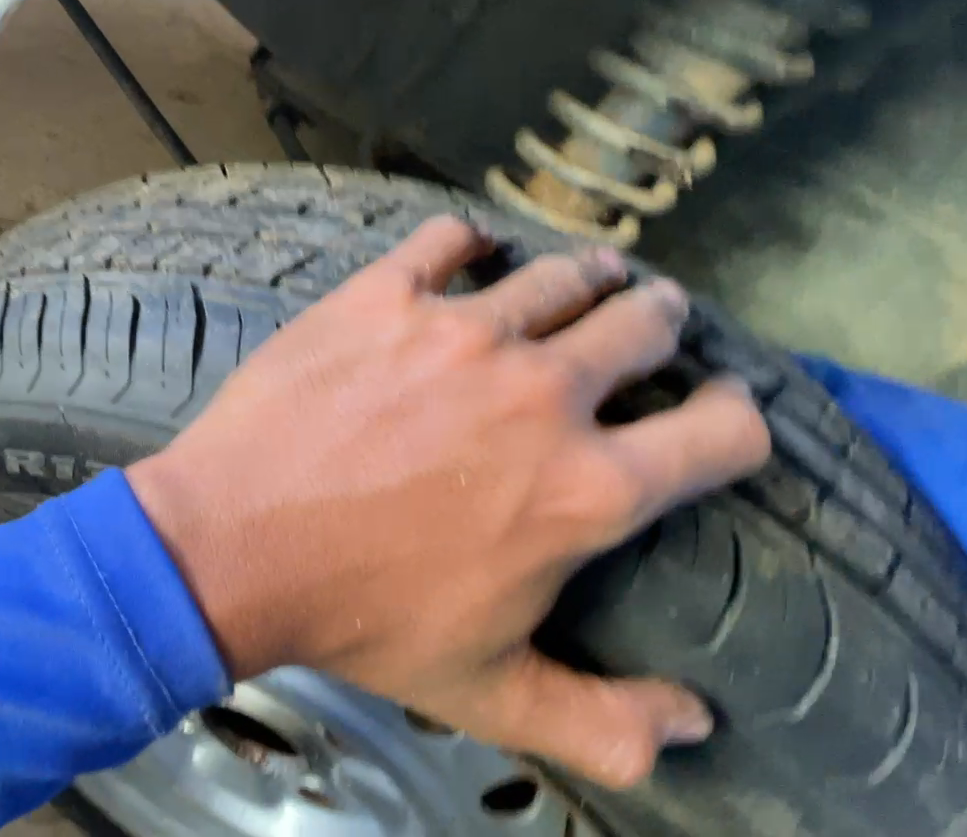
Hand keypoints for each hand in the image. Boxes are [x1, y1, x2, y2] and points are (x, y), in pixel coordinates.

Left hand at [126, 217, 770, 788]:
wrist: (229, 545)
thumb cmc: (357, 616)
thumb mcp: (486, 693)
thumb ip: (603, 723)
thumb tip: (696, 726)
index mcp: (586, 488)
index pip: (723, 434)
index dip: (736, 423)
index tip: (718, 415)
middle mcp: (540, 392)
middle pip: (643, 328)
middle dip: (660, 325)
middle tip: (650, 321)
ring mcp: (456, 332)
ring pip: (560, 276)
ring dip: (588, 274)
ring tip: (591, 274)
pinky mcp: (380, 297)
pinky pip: (447, 240)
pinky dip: (468, 241)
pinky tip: (471, 250)